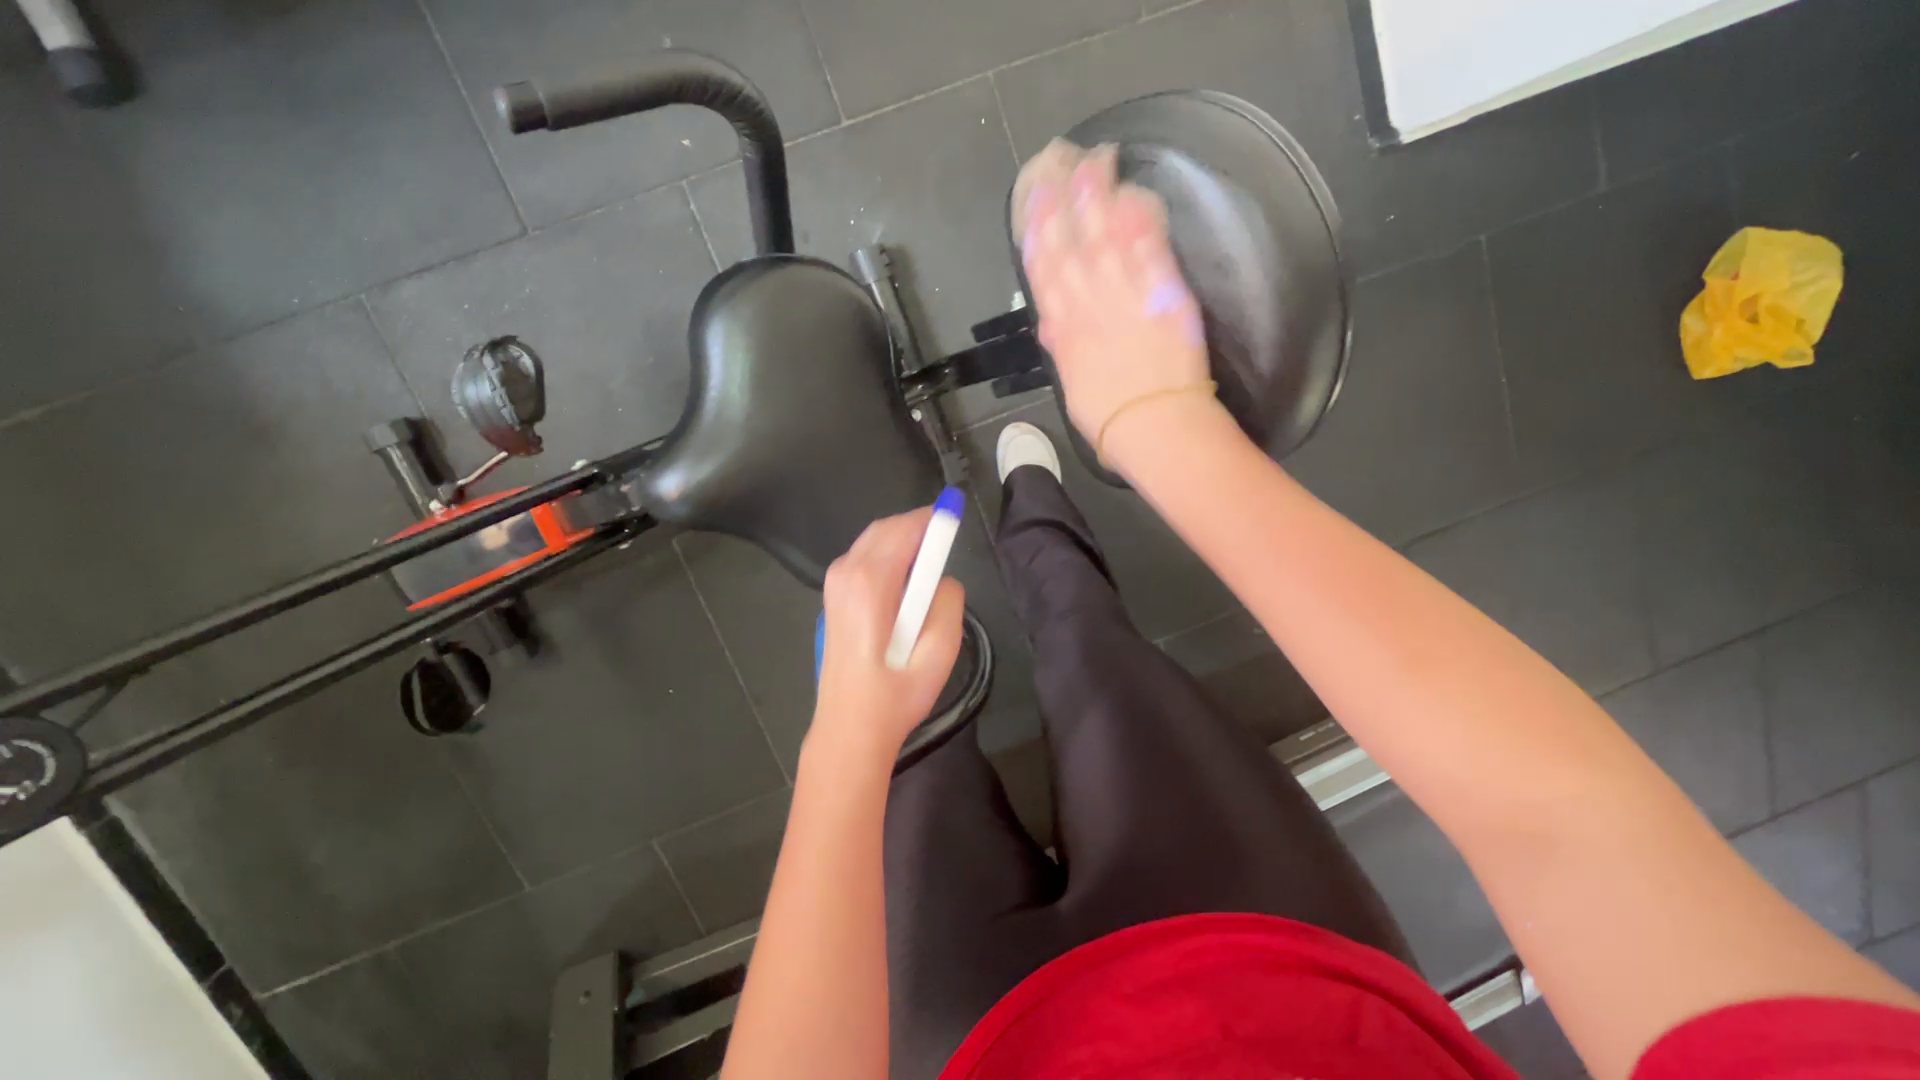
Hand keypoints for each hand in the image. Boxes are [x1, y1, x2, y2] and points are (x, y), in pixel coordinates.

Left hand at [808, 508, 966, 764]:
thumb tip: (944, 581)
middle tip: (947, 538)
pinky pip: (862, 560)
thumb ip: (948, 604)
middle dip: (917, 526)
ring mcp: (834, 586)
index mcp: (871, 583)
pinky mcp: (833, 600)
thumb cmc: (895, 695)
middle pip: (885, 530)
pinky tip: (904, 584)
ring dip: (901, 542)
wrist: (849, 729)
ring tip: (931, 562)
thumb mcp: (939, 652)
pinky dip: (886, 557)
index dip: (933, 518)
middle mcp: (846, 574)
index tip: (955, 513)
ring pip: (871, 542)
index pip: (905, 529)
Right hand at [1015, 141, 1215, 468]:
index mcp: (1062, 324)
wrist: (1153, 428)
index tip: (1031, 190)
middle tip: (1057, 155)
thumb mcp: (1071, 381)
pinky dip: (1139, 217)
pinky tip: (1133, 189)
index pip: (1041, 263)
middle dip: (1060, 193)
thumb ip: (1061, 344)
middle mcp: (1087, 301)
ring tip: (1093, 157)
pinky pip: (1147, 248)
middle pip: (1068, 238)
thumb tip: (1050, 322)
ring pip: (1104, 233)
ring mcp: (1124, 293)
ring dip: (1097, 192)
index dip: (1035, 222)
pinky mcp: (1163, 292)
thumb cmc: (1108, 414)